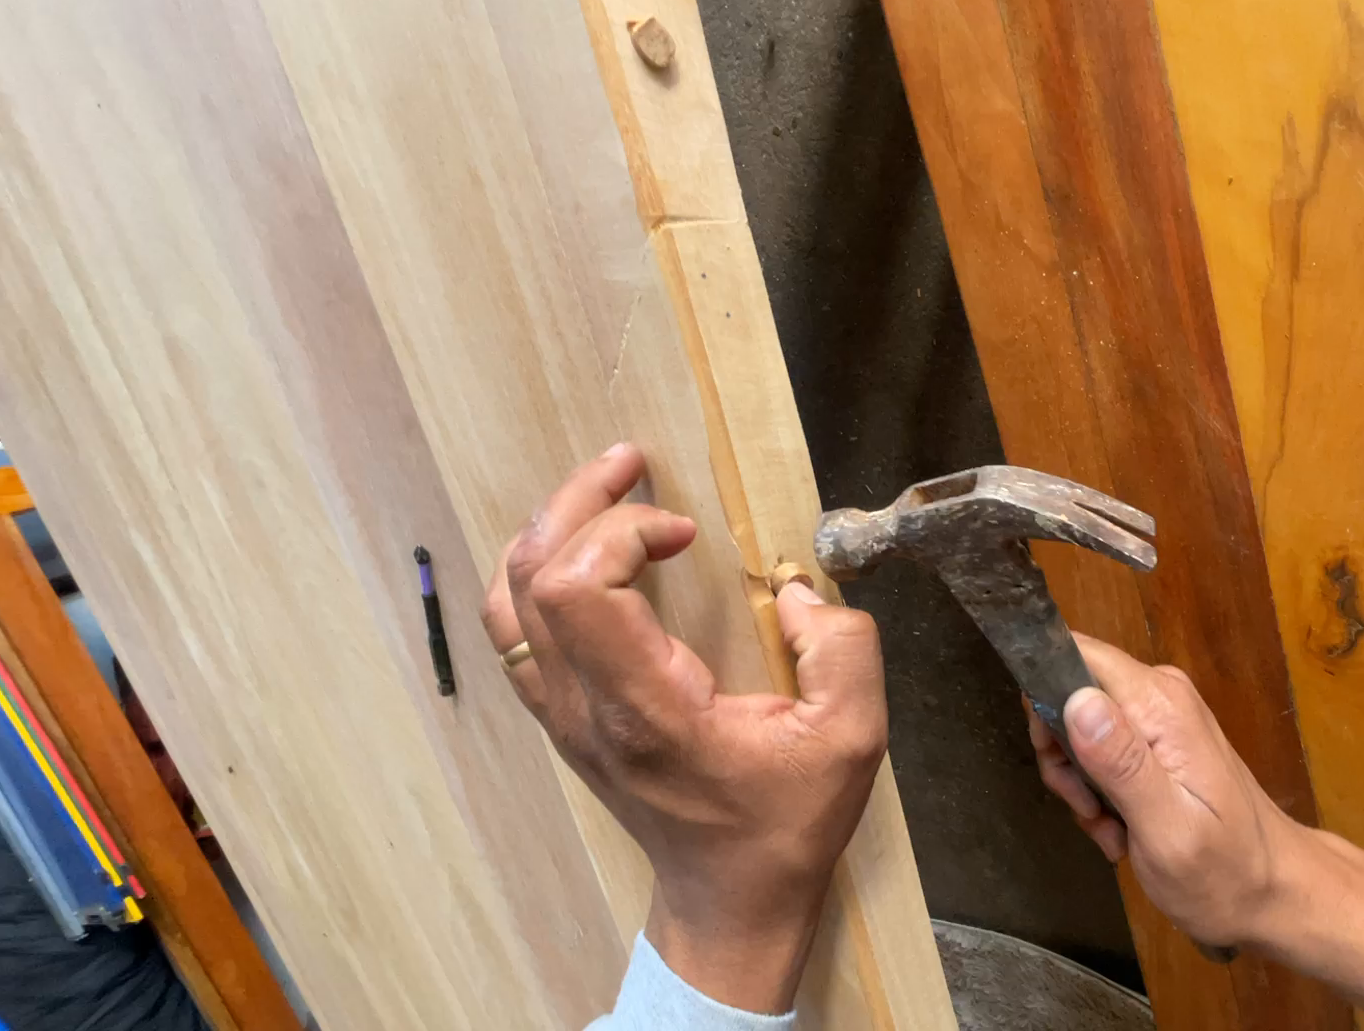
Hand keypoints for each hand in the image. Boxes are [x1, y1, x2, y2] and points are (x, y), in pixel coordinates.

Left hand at [480, 444, 888, 1013]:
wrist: (731, 900)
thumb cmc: (788, 822)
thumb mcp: (854, 735)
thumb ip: (842, 647)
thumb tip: (794, 592)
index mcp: (649, 708)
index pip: (579, 588)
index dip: (624, 530)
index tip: (687, 528)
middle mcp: (586, 708)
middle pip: (531, 576)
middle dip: (579, 500)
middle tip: (633, 463)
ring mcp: (564, 718)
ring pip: (508, 601)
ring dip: (551, 530)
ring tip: (605, 492)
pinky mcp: (566, 721)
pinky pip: (519, 630)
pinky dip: (541, 572)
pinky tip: (587, 553)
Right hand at [1026, 635, 1304, 948]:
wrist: (1279, 895)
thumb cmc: (1226, 873)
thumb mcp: (1167, 830)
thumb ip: (1121, 763)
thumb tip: (1075, 700)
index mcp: (1159, 702)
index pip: (1076, 653)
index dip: (1045, 692)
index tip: (1050, 753)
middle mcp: (1158, 690)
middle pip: (1071, 689)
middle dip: (1063, 752)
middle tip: (1084, 808)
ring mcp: (1160, 710)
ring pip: (1080, 720)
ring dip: (1080, 779)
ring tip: (1108, 827)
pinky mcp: (1158, 732)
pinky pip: (1101, 741)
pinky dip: (1098, 785)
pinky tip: (1120, 824)